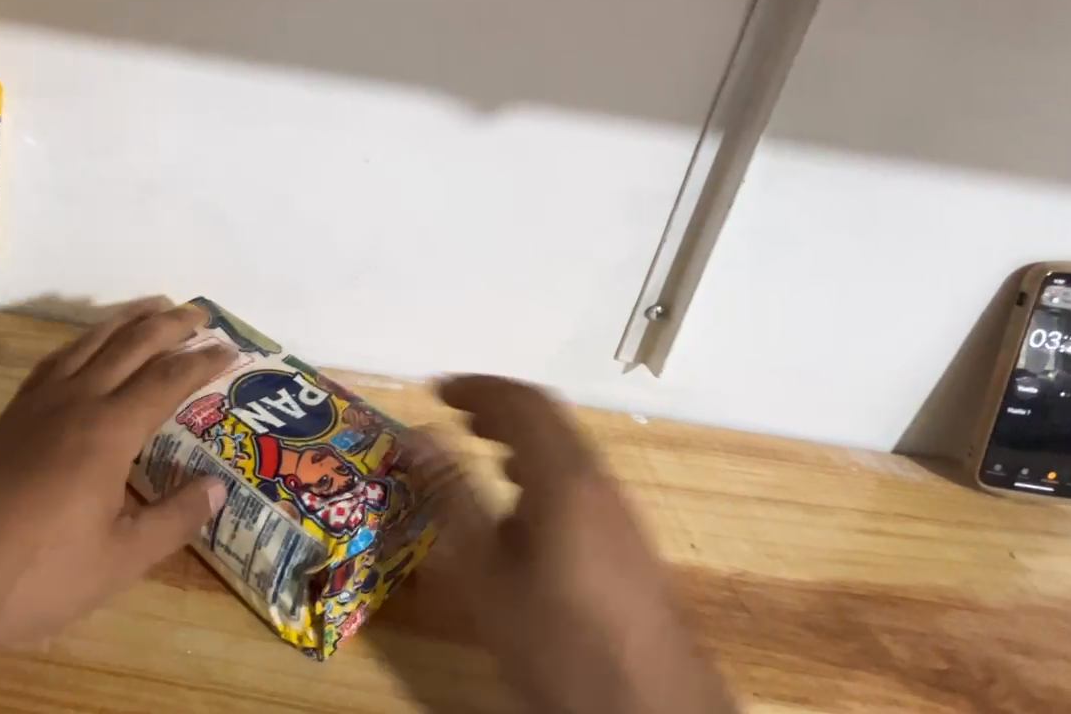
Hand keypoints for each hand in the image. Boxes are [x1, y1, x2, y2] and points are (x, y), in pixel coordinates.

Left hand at [0, 298, 232, 691]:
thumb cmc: (38, 576)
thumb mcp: (121, 560)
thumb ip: (174, 519)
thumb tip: (218, 486)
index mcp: (107, 431)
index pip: (166, 380)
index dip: (201, 361)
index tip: (230, 349)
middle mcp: (74, 401)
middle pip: (129, 345)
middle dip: (169, 324)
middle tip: (200, 311)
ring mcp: (36, 404)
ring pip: (89, 342)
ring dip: (126, 320)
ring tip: (152, 306)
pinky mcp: (10, 415)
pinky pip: (55, 358)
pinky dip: (83, 339)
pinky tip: (86, 345)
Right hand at [407, 377, 736, 713]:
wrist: (652, 713)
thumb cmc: (555, 639)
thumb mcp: (485, 571)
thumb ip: (450, 495)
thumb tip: (418, 435)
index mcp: (564, 478)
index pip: (521, 402)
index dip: (477, 388)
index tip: (436, 393)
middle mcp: (599, 482)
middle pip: (548, 418)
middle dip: (497, 407)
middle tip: (454, 413)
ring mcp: (621, 512)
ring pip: (566, 449)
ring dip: (520, 436)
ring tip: (480, 449)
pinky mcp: (629, 542)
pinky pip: (579, 478)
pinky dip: (542, 466)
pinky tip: (520, 507)